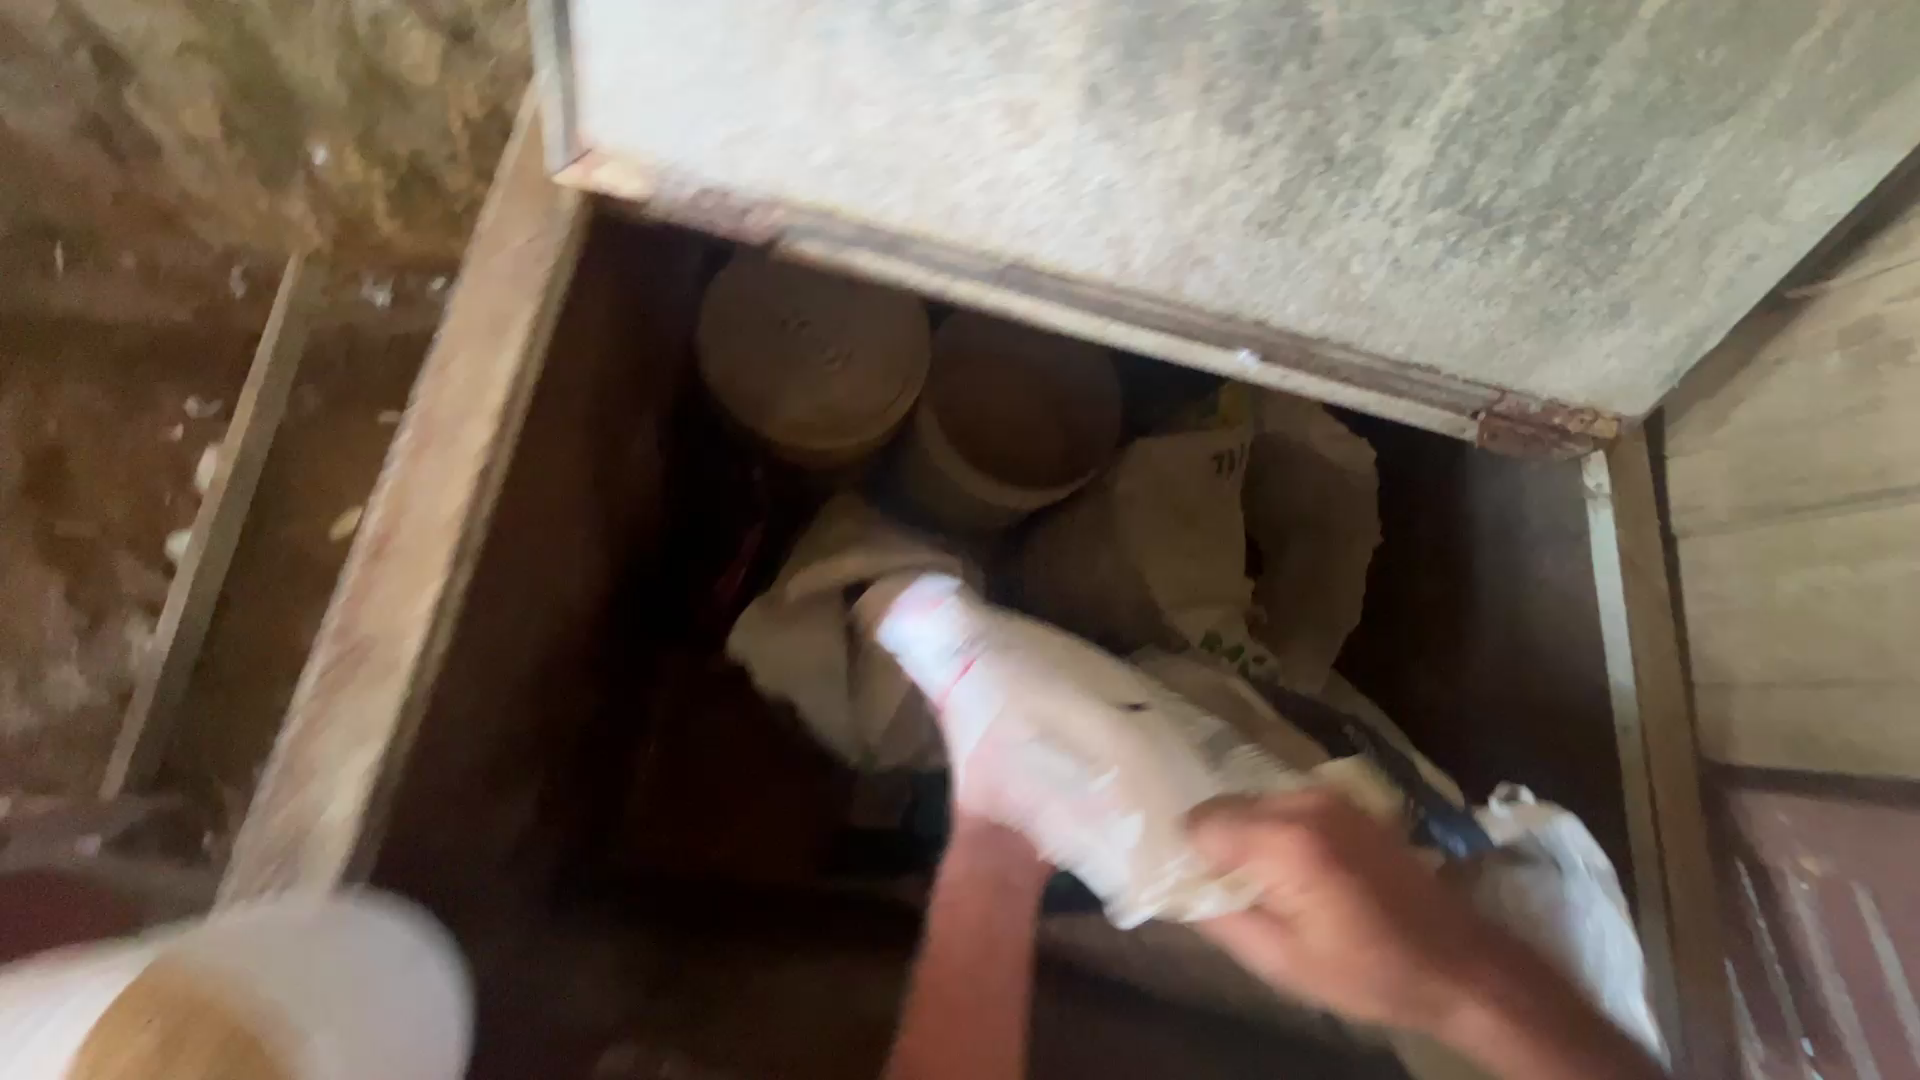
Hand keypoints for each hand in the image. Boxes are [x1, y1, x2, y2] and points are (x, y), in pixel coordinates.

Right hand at [1185, 790, 1510, 1034]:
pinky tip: (1302, 869)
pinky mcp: (1343, 800)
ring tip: (1275, 884)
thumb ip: (1219, 917)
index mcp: (1283, 843)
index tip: (1207, 888)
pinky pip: (1280, 803)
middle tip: (1239, 891)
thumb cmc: (1368, 972)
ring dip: (1247, 836)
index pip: (1199, 824)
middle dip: (1219, 844)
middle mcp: (1300, 803)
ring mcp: (1324, 795)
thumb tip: (1179, 888)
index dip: (1194, 857)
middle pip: (1222, 806)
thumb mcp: (1281, 962)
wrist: (1461, 964)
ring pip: (1249, 802)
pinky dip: (1275, 829)